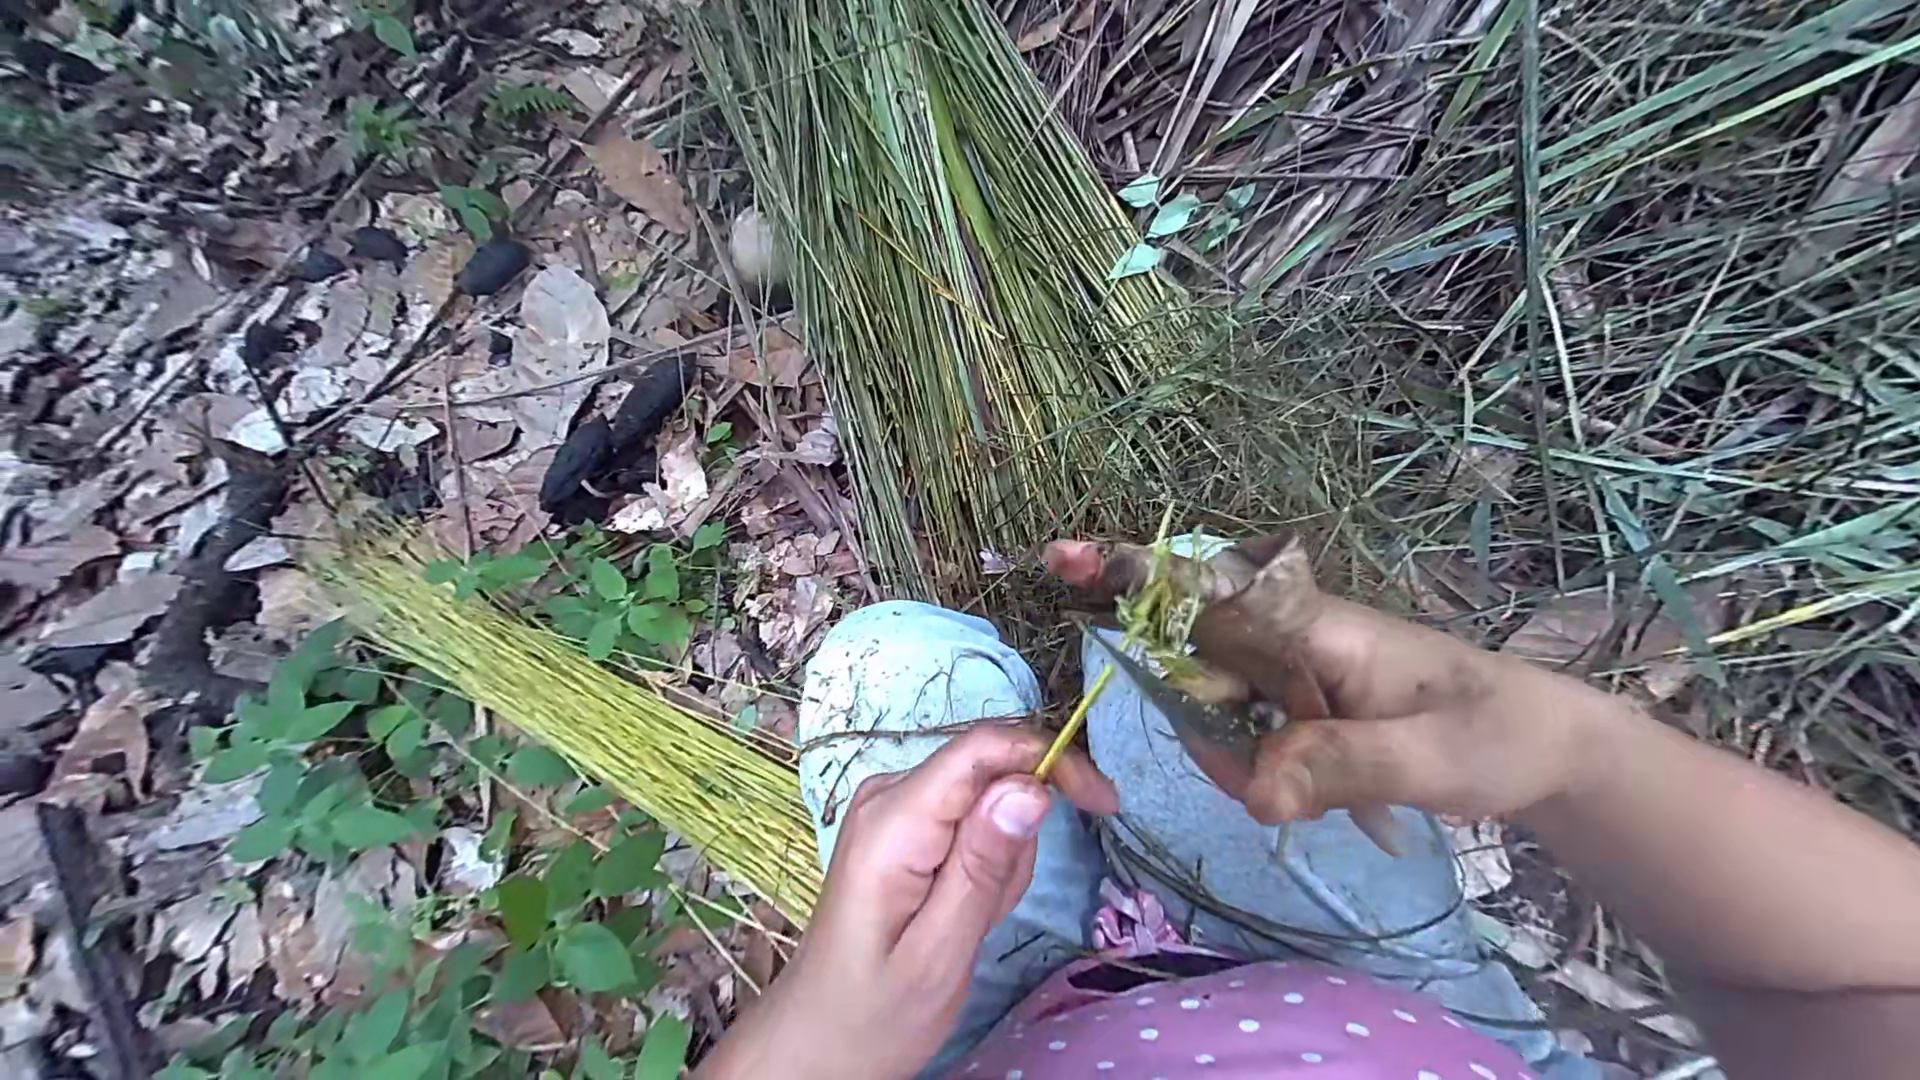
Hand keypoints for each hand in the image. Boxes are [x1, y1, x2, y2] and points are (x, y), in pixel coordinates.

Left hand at [695, 726, 1117, 1079]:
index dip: (1049, 757)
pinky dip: (985, 860)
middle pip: (990, 769)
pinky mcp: (905, 817)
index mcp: (894, 817)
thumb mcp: (939, 954)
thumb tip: (1033, 785)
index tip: (1103, 800)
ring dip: (1001, 856)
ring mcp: (895, 800)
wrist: (817, 1037)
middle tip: (996, 906)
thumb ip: (983, 864)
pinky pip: (970, 815)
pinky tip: (960, 904)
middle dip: (1018, 832)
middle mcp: (891, 790)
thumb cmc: (874, 1012)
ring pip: (987, 795)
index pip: (982, 748)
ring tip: (971, 917)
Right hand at [1045, 538, 1626, 825]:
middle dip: (1207, 726)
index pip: (1200, 585)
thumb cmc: (1492, 730)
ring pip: (1199, 706)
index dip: (1128, 568)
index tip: (1061, 558)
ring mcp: (1270, 669)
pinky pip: (1226, 731)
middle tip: (1266, 777)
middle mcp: (1271, 633)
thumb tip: (1257, 793)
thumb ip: (1339, 765)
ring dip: (1234, 758)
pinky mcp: (1275, 700)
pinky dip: (1248, 767)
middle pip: (1183, 661)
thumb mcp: (1431, 756)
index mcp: (1302, 620)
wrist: (1534, 746)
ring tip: (1314, 792)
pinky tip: (1304, 785)